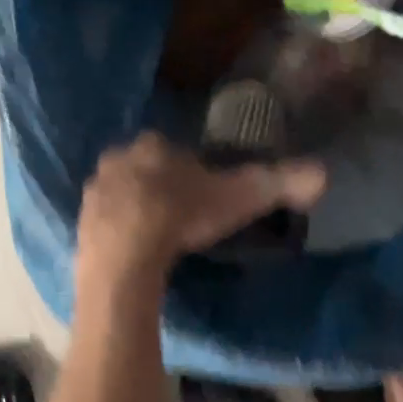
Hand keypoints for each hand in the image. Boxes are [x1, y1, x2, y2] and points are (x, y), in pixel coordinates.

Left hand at [75, 133, 325, 281]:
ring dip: (135, 209)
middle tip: (180, 218)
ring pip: (120, 194)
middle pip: (143, 170)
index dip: (190, 172)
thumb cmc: (181, 217)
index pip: (174, 150)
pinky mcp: (78, 225)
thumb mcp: (237, 199)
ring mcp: (92, 193)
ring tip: (157, 238)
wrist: (126, 256)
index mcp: (152, 145)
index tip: (204, 196)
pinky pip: (103, 224)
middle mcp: (116, 160)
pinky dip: (117, 233)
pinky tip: (133, 252)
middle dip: (159, 186)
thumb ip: (277, 184)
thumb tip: (323, 173)